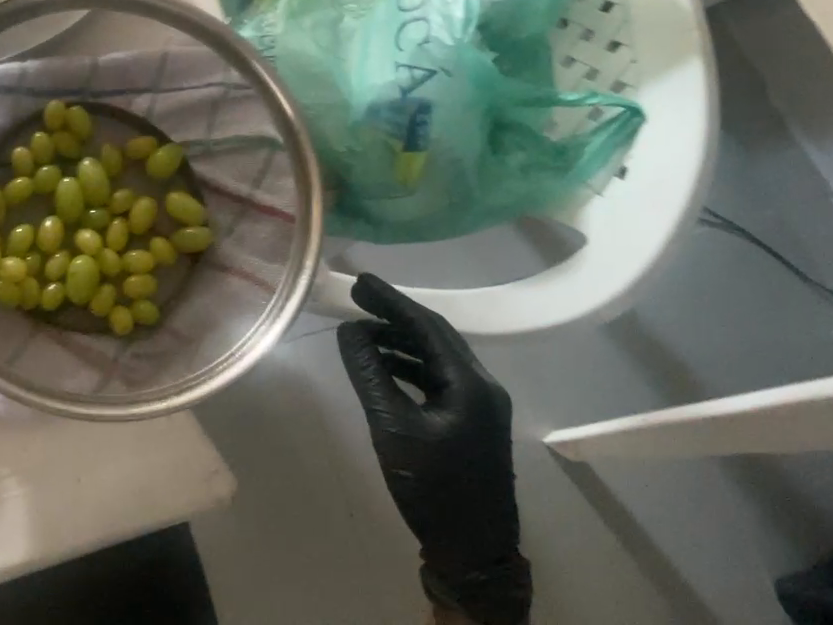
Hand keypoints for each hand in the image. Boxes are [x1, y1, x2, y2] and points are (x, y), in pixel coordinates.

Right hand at [337, 274, 531, 624]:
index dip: (391, 300)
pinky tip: (383, 366)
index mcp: (471, 383)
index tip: (360, 280)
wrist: (473, 551)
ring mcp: (480, 405)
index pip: (427, 326)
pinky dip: (409, 366)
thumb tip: (350, 331)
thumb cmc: (432, 488)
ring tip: (362, 331)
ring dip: (400, 342)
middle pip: (435, 337)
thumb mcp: (392, 428)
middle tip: (357, 296)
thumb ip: (370, 374)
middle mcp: (482, 386)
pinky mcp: (471, 422)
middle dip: (395, 314)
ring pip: (436, 358)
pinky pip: (438, 379)